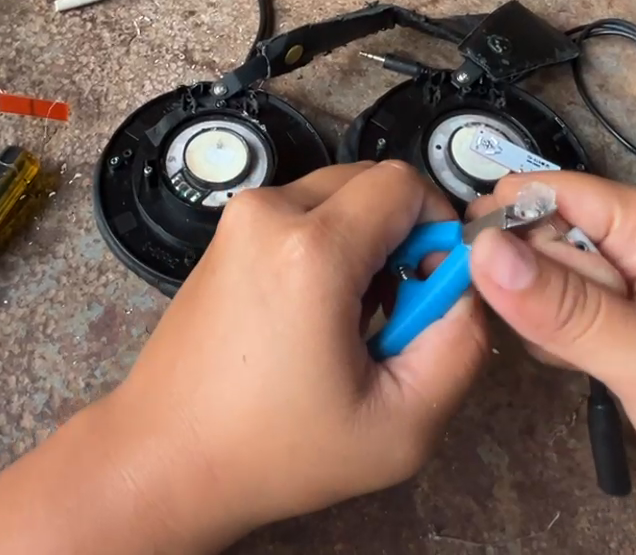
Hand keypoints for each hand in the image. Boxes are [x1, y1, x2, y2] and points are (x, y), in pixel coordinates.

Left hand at [99, 161, 489, 546]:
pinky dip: (326, 242)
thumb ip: (460, 345)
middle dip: (401, 233)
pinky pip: (301, 209)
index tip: (431, 284)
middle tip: (394, 306)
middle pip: (370, 182)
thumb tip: (468, 285)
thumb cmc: (275, 449)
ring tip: (351, 315)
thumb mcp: (399, 426)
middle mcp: (270, 212)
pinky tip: (313, 307)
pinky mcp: (228, 230)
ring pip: (337, 194)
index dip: (437, 227)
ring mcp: (241, 216)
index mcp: (313, 249)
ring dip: (363, 239)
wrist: (168, 452)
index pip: (404, 183)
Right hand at [465, 173, 635, 553]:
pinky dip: (543, 336)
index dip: (500, 223)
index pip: (547, 192)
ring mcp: (617, 285)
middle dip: (520, 278)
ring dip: (530, 312)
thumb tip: (484, 251)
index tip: (467, 274)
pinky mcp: (607, 323)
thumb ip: (571, 311)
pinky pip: (546, 309)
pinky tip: (574, 368)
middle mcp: (629, 243)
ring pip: (532, 272)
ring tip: (573, 358)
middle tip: (550, 336)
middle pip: (533, 230)